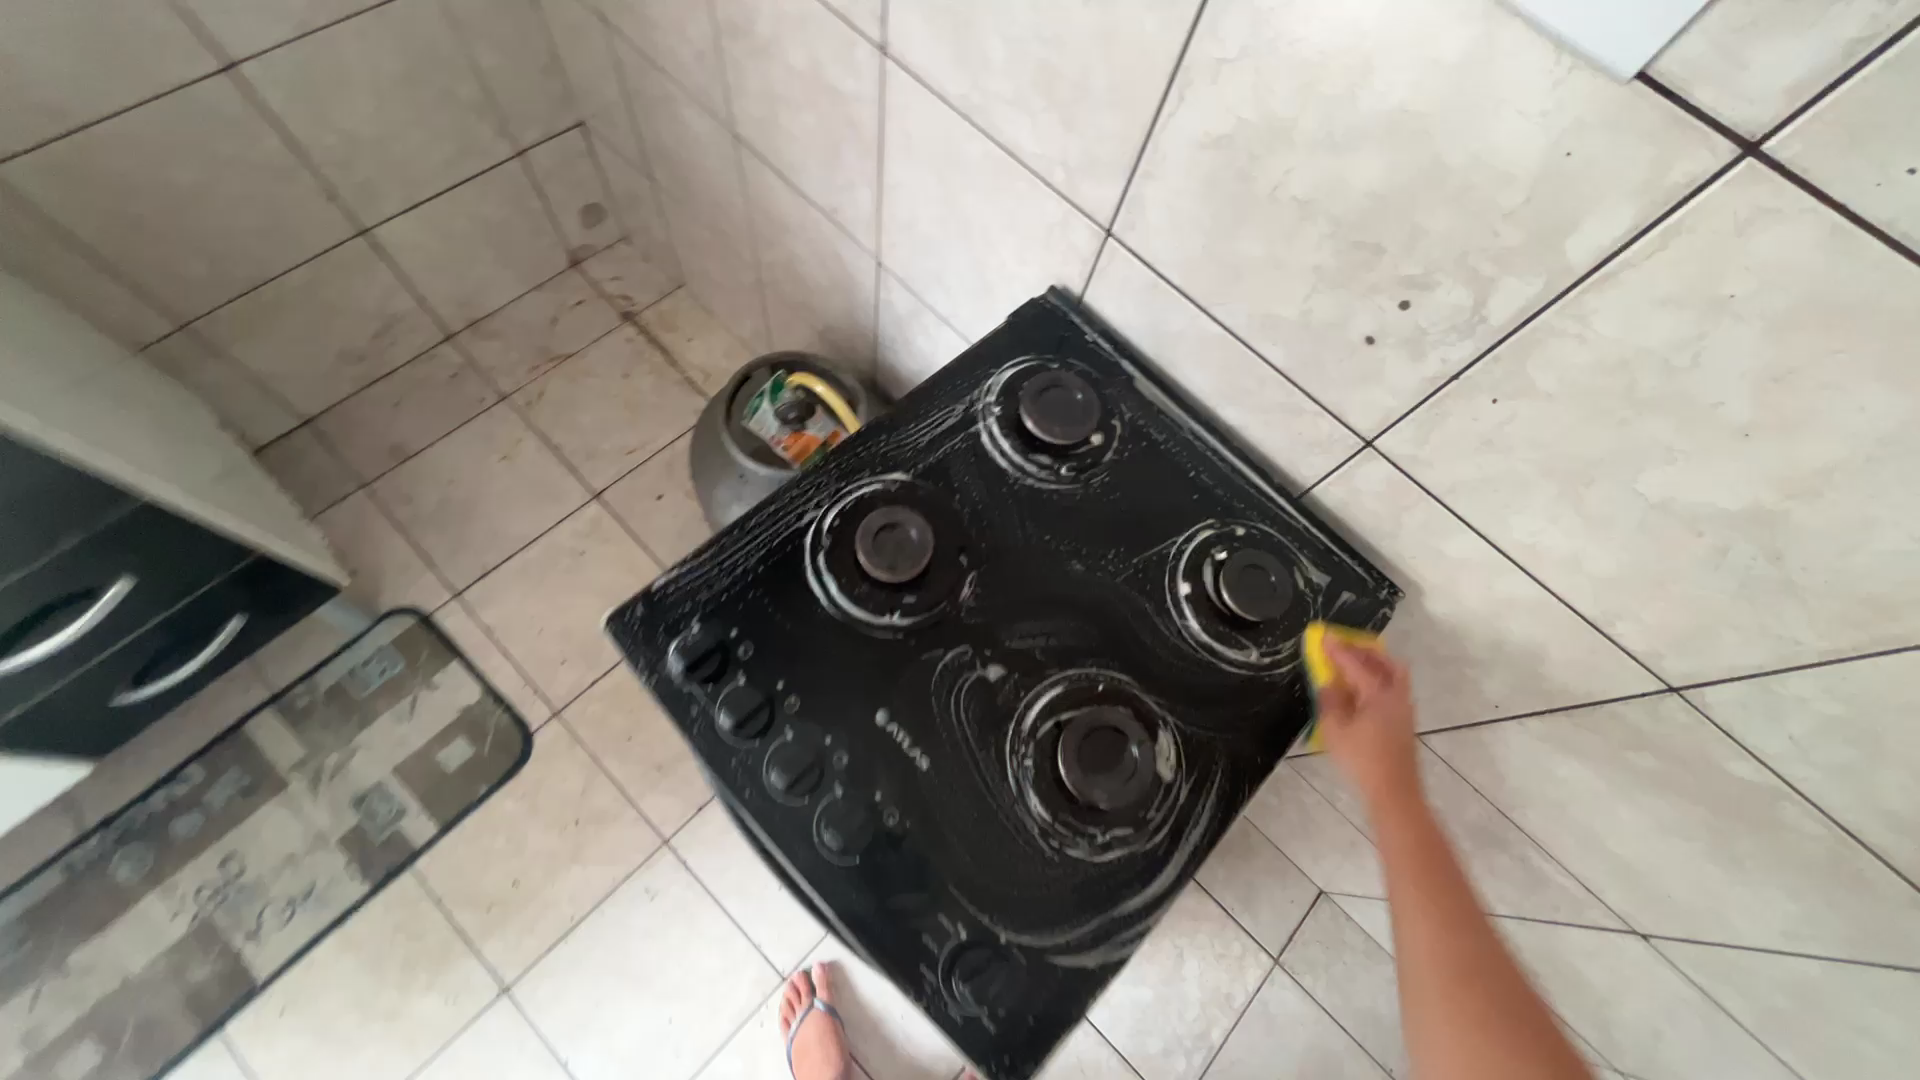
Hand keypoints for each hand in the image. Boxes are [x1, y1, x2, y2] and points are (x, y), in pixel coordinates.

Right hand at [1316, 639, 1421, 810]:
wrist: (1394, 791)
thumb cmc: (1361, 759)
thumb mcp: (1334, 729)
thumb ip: (1330, 700)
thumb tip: (1329, 683)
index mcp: (1378, 694)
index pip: (1354, 664)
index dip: (1337, 649)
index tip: (1322, 635)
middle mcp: (1396, 696)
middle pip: (1385, 662)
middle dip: (1363, 650)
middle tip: (1342, 646)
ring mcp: (1403, 709)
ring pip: (1393, 675)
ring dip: (1373, 664)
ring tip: (1351, 664)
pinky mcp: (1403, 722)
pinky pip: (1392, 688)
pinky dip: (1377, 679)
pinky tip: (1360, 689)